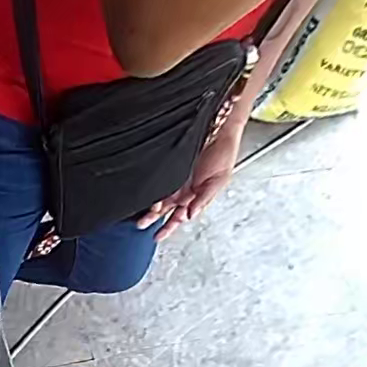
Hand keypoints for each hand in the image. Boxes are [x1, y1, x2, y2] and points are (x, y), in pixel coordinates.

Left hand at [136, 123, 240, 241]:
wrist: (219, 130)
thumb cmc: (223, 153)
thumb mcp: (219, 180)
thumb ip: (204, 199)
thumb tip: (190, 216)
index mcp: (194, 198)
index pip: (178, 217)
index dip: (169, 227)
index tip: (158, 236)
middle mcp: (180, 192)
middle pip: (164, 212)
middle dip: (153, 221)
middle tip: (143, 227)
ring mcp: (172, 182)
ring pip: (157, 202)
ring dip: (150, 211)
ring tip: (143, 219)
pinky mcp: (165, 172)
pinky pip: (154, 186)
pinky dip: (150, 195)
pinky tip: (148, 200)